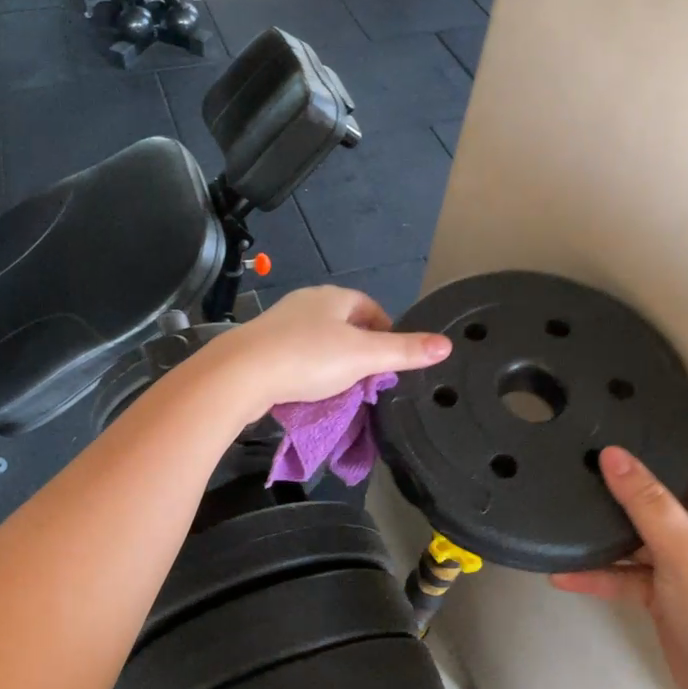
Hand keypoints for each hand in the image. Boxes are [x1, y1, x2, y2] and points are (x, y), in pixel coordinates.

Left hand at [202, 286, 449, 416]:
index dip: (386, 332)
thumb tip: (446, 344)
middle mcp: (306, 302)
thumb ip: (404, 352)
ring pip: (319, 341)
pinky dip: (308, 371)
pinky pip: (295, 356)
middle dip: (360, 350)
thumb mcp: (364, 357)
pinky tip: (309, 391)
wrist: (241, 373)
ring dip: (333, 363)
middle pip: (344, 324)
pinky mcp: (261, 346)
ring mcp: (280, 323)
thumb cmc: (308, 358)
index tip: (392, 362)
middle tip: (370, 381)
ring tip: (342, 390)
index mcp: (333, 296)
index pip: (370, 307)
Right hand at [551, 449, 687, 688]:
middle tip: (578, 459)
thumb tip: (613, 452)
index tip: (629, 425)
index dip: (676, 445)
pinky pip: (627, 577)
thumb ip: (649, 503)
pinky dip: (598, 575)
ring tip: (560, 509)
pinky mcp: (666, 601)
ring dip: (604, 530)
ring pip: (639, 537)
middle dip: (626, 483)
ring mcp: (685, 570)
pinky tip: (562, 573)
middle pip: (664, 498)